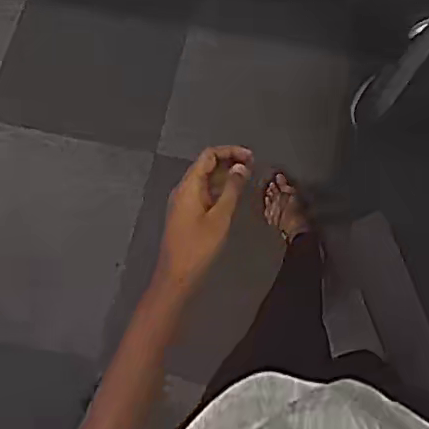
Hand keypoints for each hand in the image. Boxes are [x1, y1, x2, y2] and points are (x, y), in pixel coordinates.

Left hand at [153, 146, 251, 297]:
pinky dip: (220, 187)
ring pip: (206, 178)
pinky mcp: (187, 213)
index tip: (251, 157)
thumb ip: (232, 189)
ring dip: (225, 174)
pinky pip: (204, 191)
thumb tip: (241, 166)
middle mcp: (183, 189)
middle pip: (206, 164)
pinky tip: (234, 194)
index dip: (230, 151)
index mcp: (189, 186)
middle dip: (229, 161)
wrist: (176, 277)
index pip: (208, 155)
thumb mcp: (220, 216)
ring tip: (247, 177)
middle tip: (252, 165)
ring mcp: (183, 202)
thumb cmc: (198, 247)